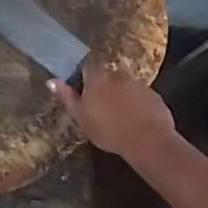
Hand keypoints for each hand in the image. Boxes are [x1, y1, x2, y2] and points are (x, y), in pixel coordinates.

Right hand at [50, 66, 176, 158]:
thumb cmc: (108, 131)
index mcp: (97, 78)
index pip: (89, 68)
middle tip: (103, 110)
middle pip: (108, 77)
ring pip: (126, 87)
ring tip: (121, 119)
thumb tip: (52, 81)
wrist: (147, 139)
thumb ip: (68, 98)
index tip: (86, 95)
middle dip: (106, 89)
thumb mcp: (81, 118)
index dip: (87, 80)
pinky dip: (138, 105)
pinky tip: (137, 122)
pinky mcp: (154, 94)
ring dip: (123, 97)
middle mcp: (118, 75)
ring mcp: (138, 84)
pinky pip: (141, 97)